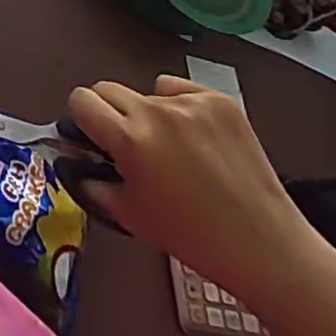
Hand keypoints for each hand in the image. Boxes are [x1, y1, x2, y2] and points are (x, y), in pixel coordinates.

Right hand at [67, 76, 323, 304]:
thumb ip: (90, 180)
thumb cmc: (195, 237)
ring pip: (145, 90)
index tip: (91, 133)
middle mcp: (156, 113)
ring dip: (146, 111)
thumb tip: (71, 160)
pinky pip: (179, 88)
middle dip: (109, 112)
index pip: (81, 98)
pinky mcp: (219, 101)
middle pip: (108, 88)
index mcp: (129, 139)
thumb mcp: (127, 214)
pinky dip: (179, 106)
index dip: (82, 117)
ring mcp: (190, 103)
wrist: (264, 247)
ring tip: (168, 145)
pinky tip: (193, 137)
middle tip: (126, 142)